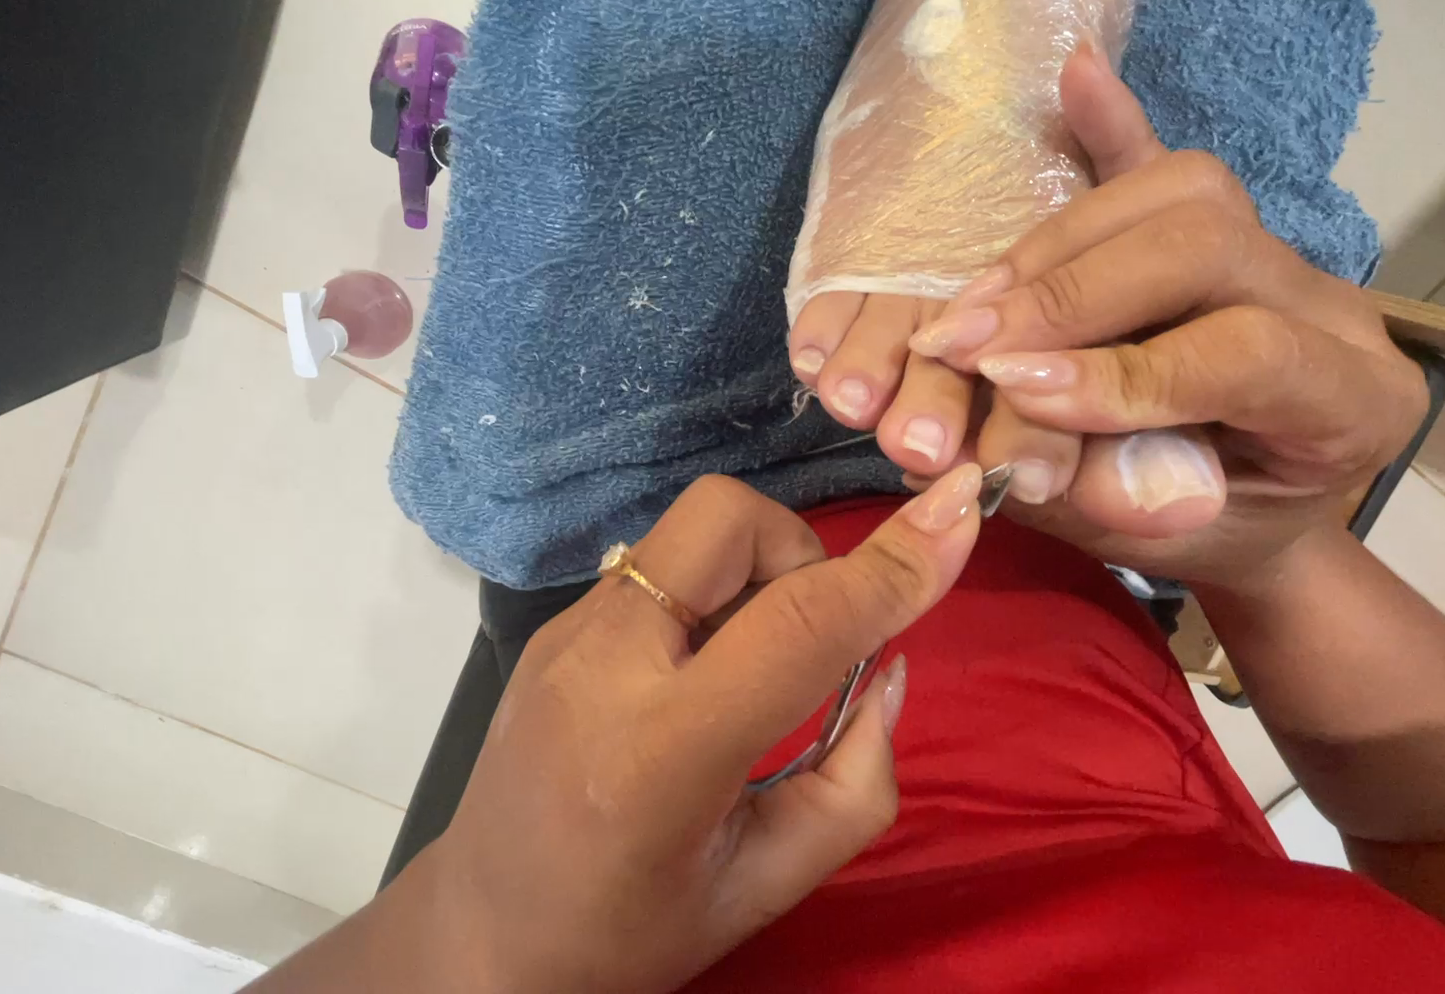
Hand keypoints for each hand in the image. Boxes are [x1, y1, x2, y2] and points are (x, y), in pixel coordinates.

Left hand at [399, 468, 983, 992]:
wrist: (481, 933)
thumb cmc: (631, 931)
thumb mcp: (766, 882)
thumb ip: (855, 778)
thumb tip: (886, 666)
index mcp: (663, 752)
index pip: (799, 625)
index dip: (892, 566)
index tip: (963, 511)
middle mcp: (603, 663)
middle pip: (727, 517)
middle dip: (800, 550)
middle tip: (809, 634)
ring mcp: (567, 632)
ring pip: (693, 529)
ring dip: (758, 569)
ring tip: (754, 658)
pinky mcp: (555, 623)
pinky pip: (662, 564)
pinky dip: (713, 591)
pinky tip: (701, 666)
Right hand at [905, 60, 1426, 592]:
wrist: (1252, 513)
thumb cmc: (1209, 533)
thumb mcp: (1160, 541)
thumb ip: (1097, 496)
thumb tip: (1011, 451)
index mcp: (1349, 401)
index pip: (1245, 352)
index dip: (1120, 372)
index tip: (1013, 390)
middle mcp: (1329, 306)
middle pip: (1204, 242)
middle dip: (1069, 296)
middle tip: (970, 345)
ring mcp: (1276, 256)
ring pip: (1178, 193)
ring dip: (1052, 249)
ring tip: (972, 309)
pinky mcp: (1216, 235)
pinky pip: (1166, 170)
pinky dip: (1112, 127)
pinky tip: (1074, 78)